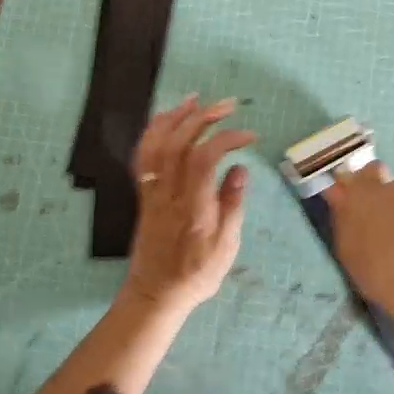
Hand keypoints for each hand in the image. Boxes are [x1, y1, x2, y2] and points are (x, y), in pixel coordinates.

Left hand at [125, 96, 256, 312]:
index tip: (250, 136)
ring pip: (156, 145)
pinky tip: (168, 120)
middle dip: (203, 117)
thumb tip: (240, 169)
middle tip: (228, 106)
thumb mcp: (226, 247)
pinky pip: (143, 156)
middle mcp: (169, 194)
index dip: (227, 139)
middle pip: (179, 143)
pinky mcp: (144, 194)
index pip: (205, 159)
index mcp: (193, 207)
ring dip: (176, 117)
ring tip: (197, 100)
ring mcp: (152, 192)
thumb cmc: (197, 274)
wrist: (156, 293)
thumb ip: (232, 205)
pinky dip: (154, 132)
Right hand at [322, 163, 393, 326]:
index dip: (364, 183)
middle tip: (385, 228)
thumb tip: (339, 193)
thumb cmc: (376, 272)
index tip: (361, 201)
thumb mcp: (347, 249)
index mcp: (366, 193)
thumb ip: (343, 216)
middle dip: (388, 200)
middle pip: (391, 185)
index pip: (365, 171)